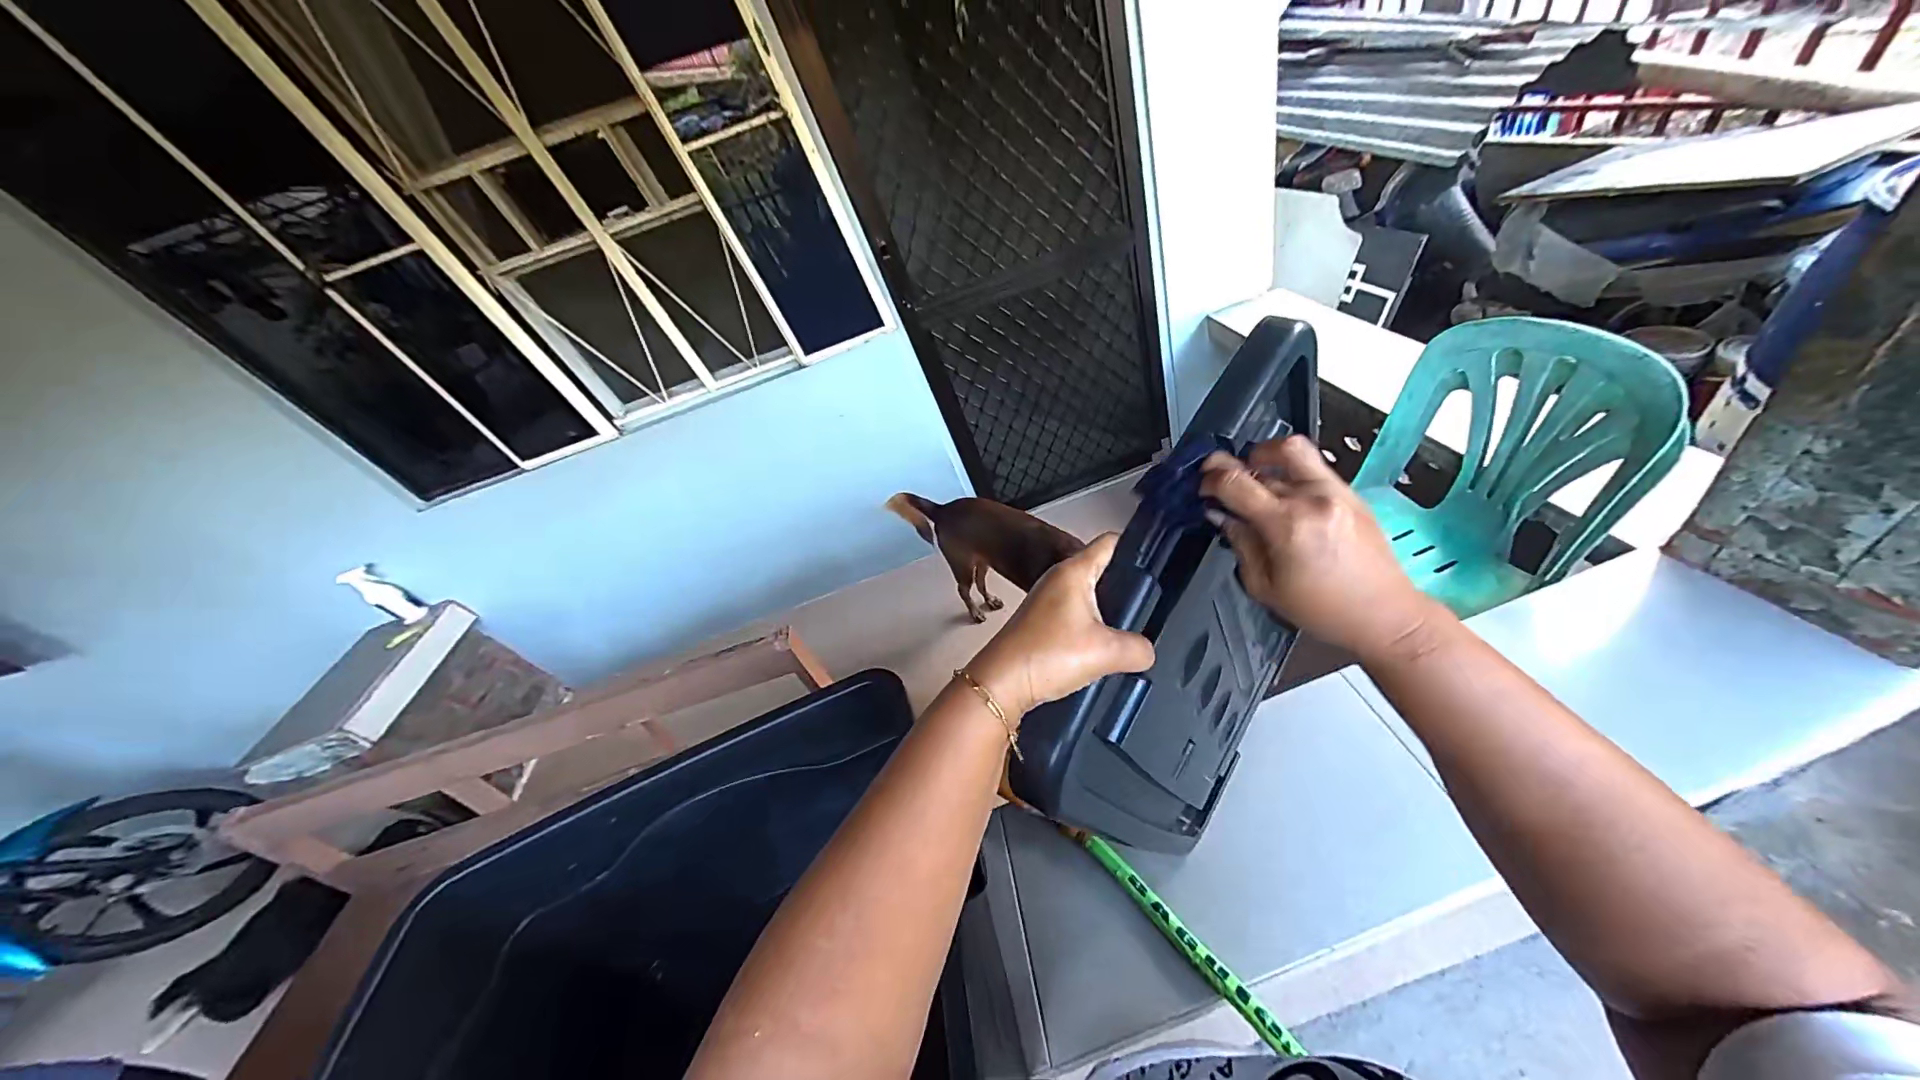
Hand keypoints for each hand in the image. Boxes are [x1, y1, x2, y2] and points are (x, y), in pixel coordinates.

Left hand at [964, 533, 1154, 719]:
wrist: (1001, 684)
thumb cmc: (1042, 655)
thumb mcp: (1108, 652)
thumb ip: (1139, 649)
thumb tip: (1146, 651)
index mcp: (1073, 572)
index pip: (1109, 543)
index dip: (1134, 546)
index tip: (1152, 556)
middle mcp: (1057, 581)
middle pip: (1100, 572)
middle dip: (1123, 587)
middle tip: (1146, 605)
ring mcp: (1046, 602)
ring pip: (1087, 599)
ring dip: (1105, 615)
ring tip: (1125, 634)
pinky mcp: (1040, 625)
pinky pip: (1074, 620)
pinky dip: (1088, 632)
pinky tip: (1098, 651)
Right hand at [1200, 435, 1441, 660]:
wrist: (1384, 615)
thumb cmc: (1325, 610)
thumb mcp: (1264, 586)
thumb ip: (1240, 543)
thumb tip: (1224, 517)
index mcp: (1287, 524)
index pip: (1235, 481)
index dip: (1211, 480)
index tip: (1203, 487)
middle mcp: (1314, 499)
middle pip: (1262, 458)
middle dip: (1232, 465)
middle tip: (1219, 475)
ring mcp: (1336, 492)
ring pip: (1292, 450)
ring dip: (1264, 458)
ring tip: (1253, 476)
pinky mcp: (1351, 495)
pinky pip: (1313, 467)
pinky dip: (1289, 472)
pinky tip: (1281, 495)